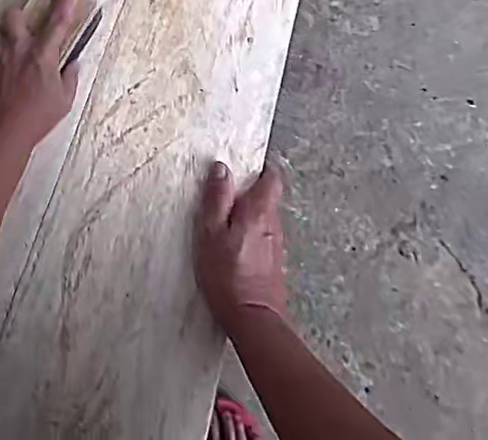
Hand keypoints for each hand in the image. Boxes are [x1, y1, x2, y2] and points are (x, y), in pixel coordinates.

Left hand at [0, 0, 84, 146]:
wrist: (0, 135)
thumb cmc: (35, 118)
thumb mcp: (63, 100)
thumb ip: (69, 78)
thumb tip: (73, 65)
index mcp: (41, 54)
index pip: (57, 21)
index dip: (65, 3)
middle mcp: (15, 48)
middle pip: (13, 15)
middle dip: (16, 19)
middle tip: (20, 32)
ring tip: (3, 54)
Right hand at [195, 160, 288, 331]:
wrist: (253, 322)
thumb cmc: (228, 276)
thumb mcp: (211, 232)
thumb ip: (217, 198)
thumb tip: (221, 169)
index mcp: (260, 210)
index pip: (272, 177)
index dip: (261, 167)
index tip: (245, 165)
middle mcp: (274, 224)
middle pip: (267, 198)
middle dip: (249, 193)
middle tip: (226, 195)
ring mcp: (276, 246)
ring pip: (264, 219)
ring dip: (248, 216)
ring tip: (225, 224)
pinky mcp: (273, 265)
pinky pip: (262, 239)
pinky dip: (250, 236)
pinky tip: (234, 249)